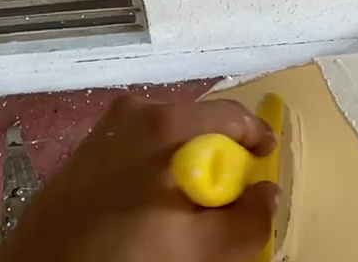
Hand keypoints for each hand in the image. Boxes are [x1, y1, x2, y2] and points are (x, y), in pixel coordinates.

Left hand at [0, 94, 279, 261]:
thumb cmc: (121, 254)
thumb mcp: (194, 250)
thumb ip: (244, 223)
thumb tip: (267, 193)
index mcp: (166, 123)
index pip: (230, 115)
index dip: (256, 139)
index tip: (265, 164)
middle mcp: (139, 110)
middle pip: (199, 125)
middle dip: (219, 158)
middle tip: (225, 198)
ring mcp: (110, 126)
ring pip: (168, 138)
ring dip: (186, 166)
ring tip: (186, 209)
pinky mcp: (89, 146)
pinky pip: (140, 148)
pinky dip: (155, 169)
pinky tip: (149, 207)